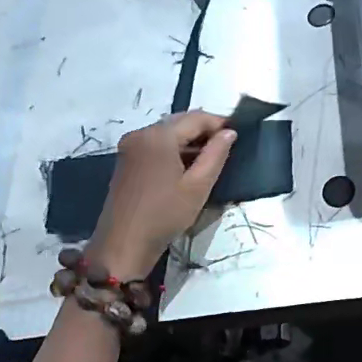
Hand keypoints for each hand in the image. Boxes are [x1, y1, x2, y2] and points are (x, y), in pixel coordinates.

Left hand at [89, 112, 235, 277]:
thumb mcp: (198, 186)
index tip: (238, 134)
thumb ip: (216, 155)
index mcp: (158, 135)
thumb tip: (229, 133)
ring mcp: (130, 146)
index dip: (219, 123)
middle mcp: (140, 133)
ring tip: (210, 159)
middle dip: (204, 130)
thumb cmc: (164, 215)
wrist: (124, 243)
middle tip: (226, 146)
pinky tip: (186, 167)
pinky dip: (173, 149)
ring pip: (167, 133)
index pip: (196, 117)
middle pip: (179, 122)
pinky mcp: (126, 160)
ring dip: (189, 141)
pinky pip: (155, 144)